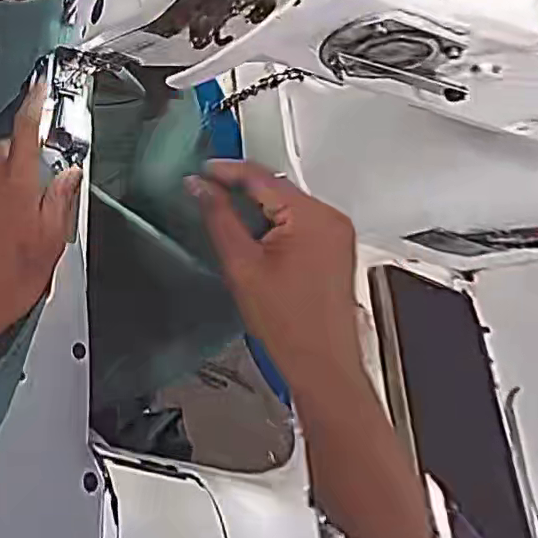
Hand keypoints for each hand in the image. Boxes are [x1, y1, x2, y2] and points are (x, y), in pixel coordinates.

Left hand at [0, 80, 82, 362]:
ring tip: (19, 219)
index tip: (40, 88)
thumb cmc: (7, 280)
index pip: (26, 129)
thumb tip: (69, 174)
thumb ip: (61, 199)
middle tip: (42, 192)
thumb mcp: (50, 242)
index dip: (35, 104)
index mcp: (15, 183)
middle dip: (28, 161)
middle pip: (11, 149)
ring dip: (9, 180)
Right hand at [187, 160, 367, 398]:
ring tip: (224, 212)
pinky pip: (297, 217)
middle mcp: (330, 218)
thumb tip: (201, 187)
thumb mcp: (240, 264)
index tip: (201, 173)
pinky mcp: (334, 245)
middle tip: (205, 191)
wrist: (322, 366)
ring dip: (254, 203)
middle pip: (274, 186)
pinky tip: (252, 233)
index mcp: (311, 217)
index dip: (224, 171)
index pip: (260, 176)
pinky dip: (272, 219)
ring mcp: (336, 232)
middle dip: (238, 187)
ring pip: (284, 201)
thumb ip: (218, 216)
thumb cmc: (291, 327)